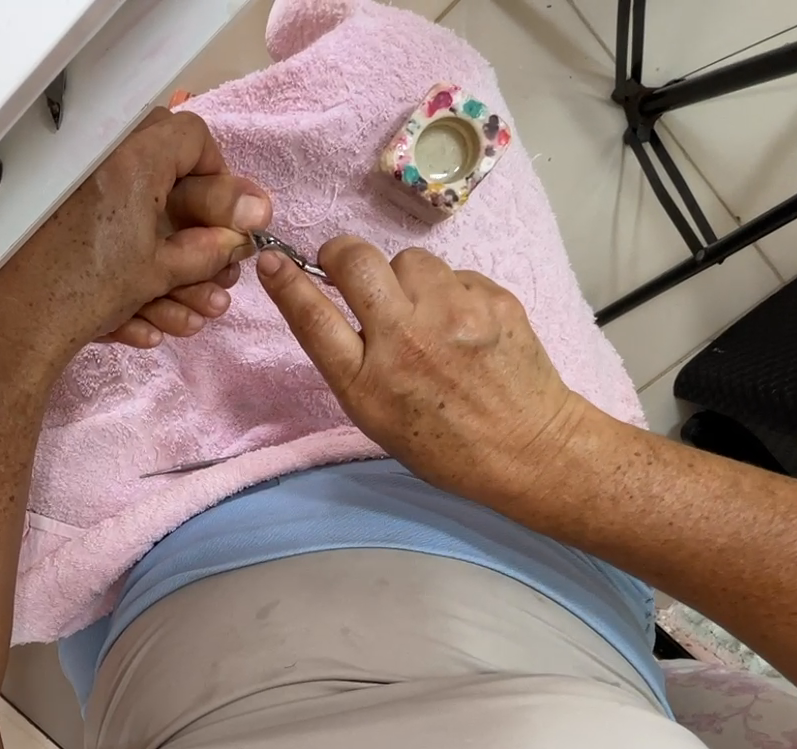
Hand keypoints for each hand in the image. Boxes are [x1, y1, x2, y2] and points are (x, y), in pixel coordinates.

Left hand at [0, 108, 271, 360]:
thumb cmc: (91, 289)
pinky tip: (147, 332)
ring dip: (169, 276)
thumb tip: (246, 230)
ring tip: (193, 320)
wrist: (22, 324)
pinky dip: (127, 288)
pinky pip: (104, 247)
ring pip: (138, 223)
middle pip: (167, 175)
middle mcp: (105, 164)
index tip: (225, 218)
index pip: (192, 137)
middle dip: (194, 230)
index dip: (216, 177)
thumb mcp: (162, 269)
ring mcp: (78, 195)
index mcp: (134, 159)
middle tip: (213, 270)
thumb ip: (210, 247)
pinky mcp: (58, 227)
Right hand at [257, 237, 596, 502]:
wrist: (525, 447)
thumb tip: (335, 304)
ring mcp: (453, 313)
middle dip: (341, 254)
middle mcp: (404, 340)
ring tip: (418, 311)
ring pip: (409, 260)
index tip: (271, 261)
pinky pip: (453, 274)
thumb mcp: (373, 413)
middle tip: (343, 267)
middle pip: (357, 262)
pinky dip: (445, 291)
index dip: (286, 284)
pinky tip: (458, 323)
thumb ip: (350, 361)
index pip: (313, 318)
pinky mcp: (493, 298)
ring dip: (401, 277)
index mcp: (365, 381)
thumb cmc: (437, 442)